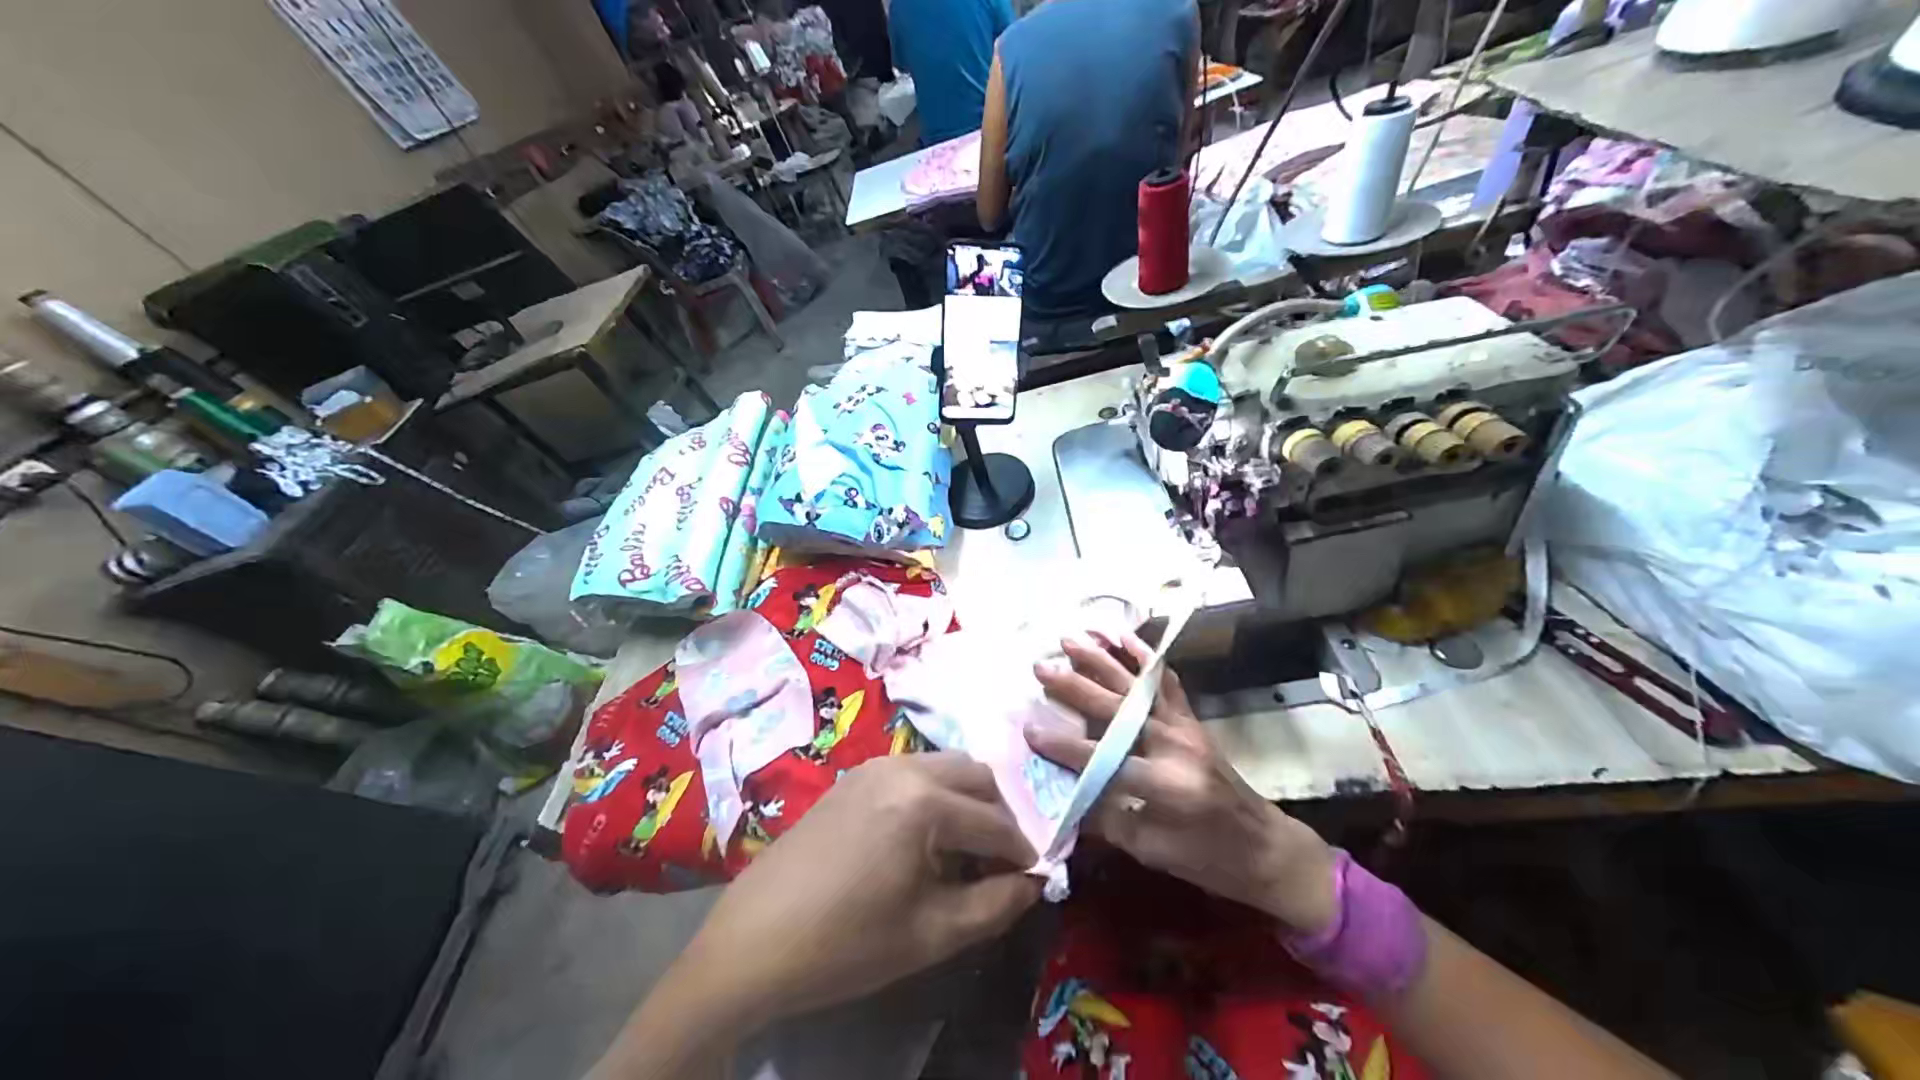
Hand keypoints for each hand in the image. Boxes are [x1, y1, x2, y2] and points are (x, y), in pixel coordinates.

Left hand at [673, 752, 1041, 1023]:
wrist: (754, 940)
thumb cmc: (847, 942)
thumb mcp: (932, 934)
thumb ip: (996, 904)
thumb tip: (1033, 881)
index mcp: (925, 801)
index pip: (997, 823)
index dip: (1024, 853)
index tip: (1037, 877)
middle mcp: (903, 767)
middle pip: (977, 776)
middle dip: (1000, 815)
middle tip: (1003, 861)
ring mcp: (873, 767)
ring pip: (945, 768)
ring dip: (967, 801)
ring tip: (965, 851)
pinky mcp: (853, 778)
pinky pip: (912, 773)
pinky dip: (935, 796)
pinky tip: (925, 839)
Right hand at [1026, 631, 1337, 935]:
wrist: (1264, 847)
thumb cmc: (1206, 858)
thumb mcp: (1150, 850)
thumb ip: (1104, 818)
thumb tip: (1060, 790)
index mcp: (1166, 785)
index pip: (1103, 761)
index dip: (1063, 747)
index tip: (1028, 730)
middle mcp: (1175, 745)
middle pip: (1116, 710)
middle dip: (1075, 687)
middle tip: (1041, 667)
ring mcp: (1186, 727)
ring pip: (1137, 686)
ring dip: (1102, 660)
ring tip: (1072, 638)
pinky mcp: (1192, 720)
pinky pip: (1165, 682)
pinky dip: (1143, 659)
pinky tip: (1123, 638)